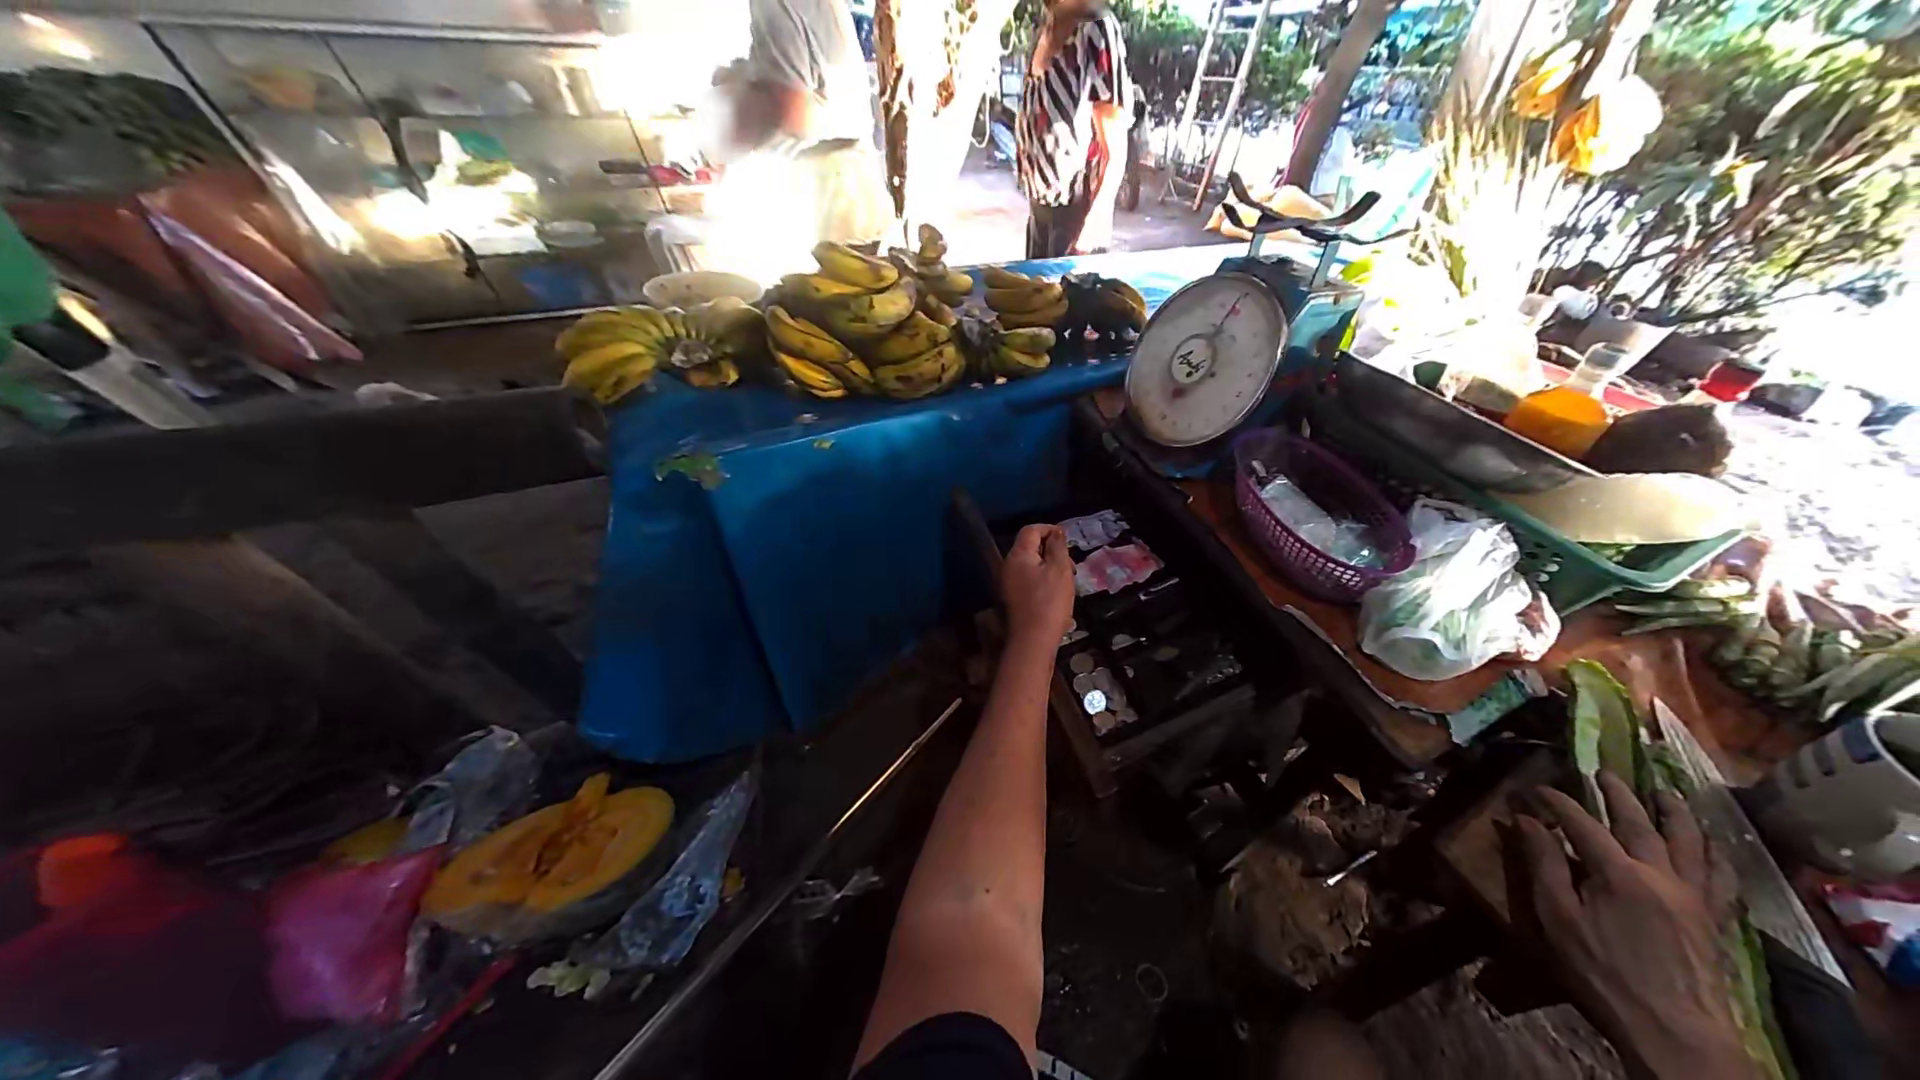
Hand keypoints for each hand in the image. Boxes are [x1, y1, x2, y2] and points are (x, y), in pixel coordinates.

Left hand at [1001, 524, 1074, 645]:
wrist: (1033, 640)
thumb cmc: (1049, 602)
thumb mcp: (1060, 570)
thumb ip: (1057, 547)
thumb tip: (1056, 532)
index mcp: (1018, 555)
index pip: (1031, 530)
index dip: (1049, 529)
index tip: (1067, 540)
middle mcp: (1009, 565)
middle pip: (1030, 546)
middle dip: (1052, 550)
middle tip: (1071, 566)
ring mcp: (1009, 582)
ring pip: (1032, 564)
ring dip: (1050, 566)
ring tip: (1067, 581)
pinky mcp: (1013, 597)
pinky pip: (1029, 579)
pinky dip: (1044, 579)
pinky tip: (1057, 593)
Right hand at [1514, 772, 1753, 1079]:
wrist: (1672, 1028)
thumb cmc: (1601, 969)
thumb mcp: (1556, 916)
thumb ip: (1543, 864)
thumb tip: (1526, 819)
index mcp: (1617, 872)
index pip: (1581, 821)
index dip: (1556, 801)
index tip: (1534, 789)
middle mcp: (1660, 874)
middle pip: (1639, 822)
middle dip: (1618, 794)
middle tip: (1604, 773)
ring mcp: (1694, 895)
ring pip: (1689, 842)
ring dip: (1675, 813)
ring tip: (1665, 793)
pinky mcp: (1713, 916)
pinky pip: (1721, 876)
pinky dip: (1715, 853)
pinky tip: (1711, 843)